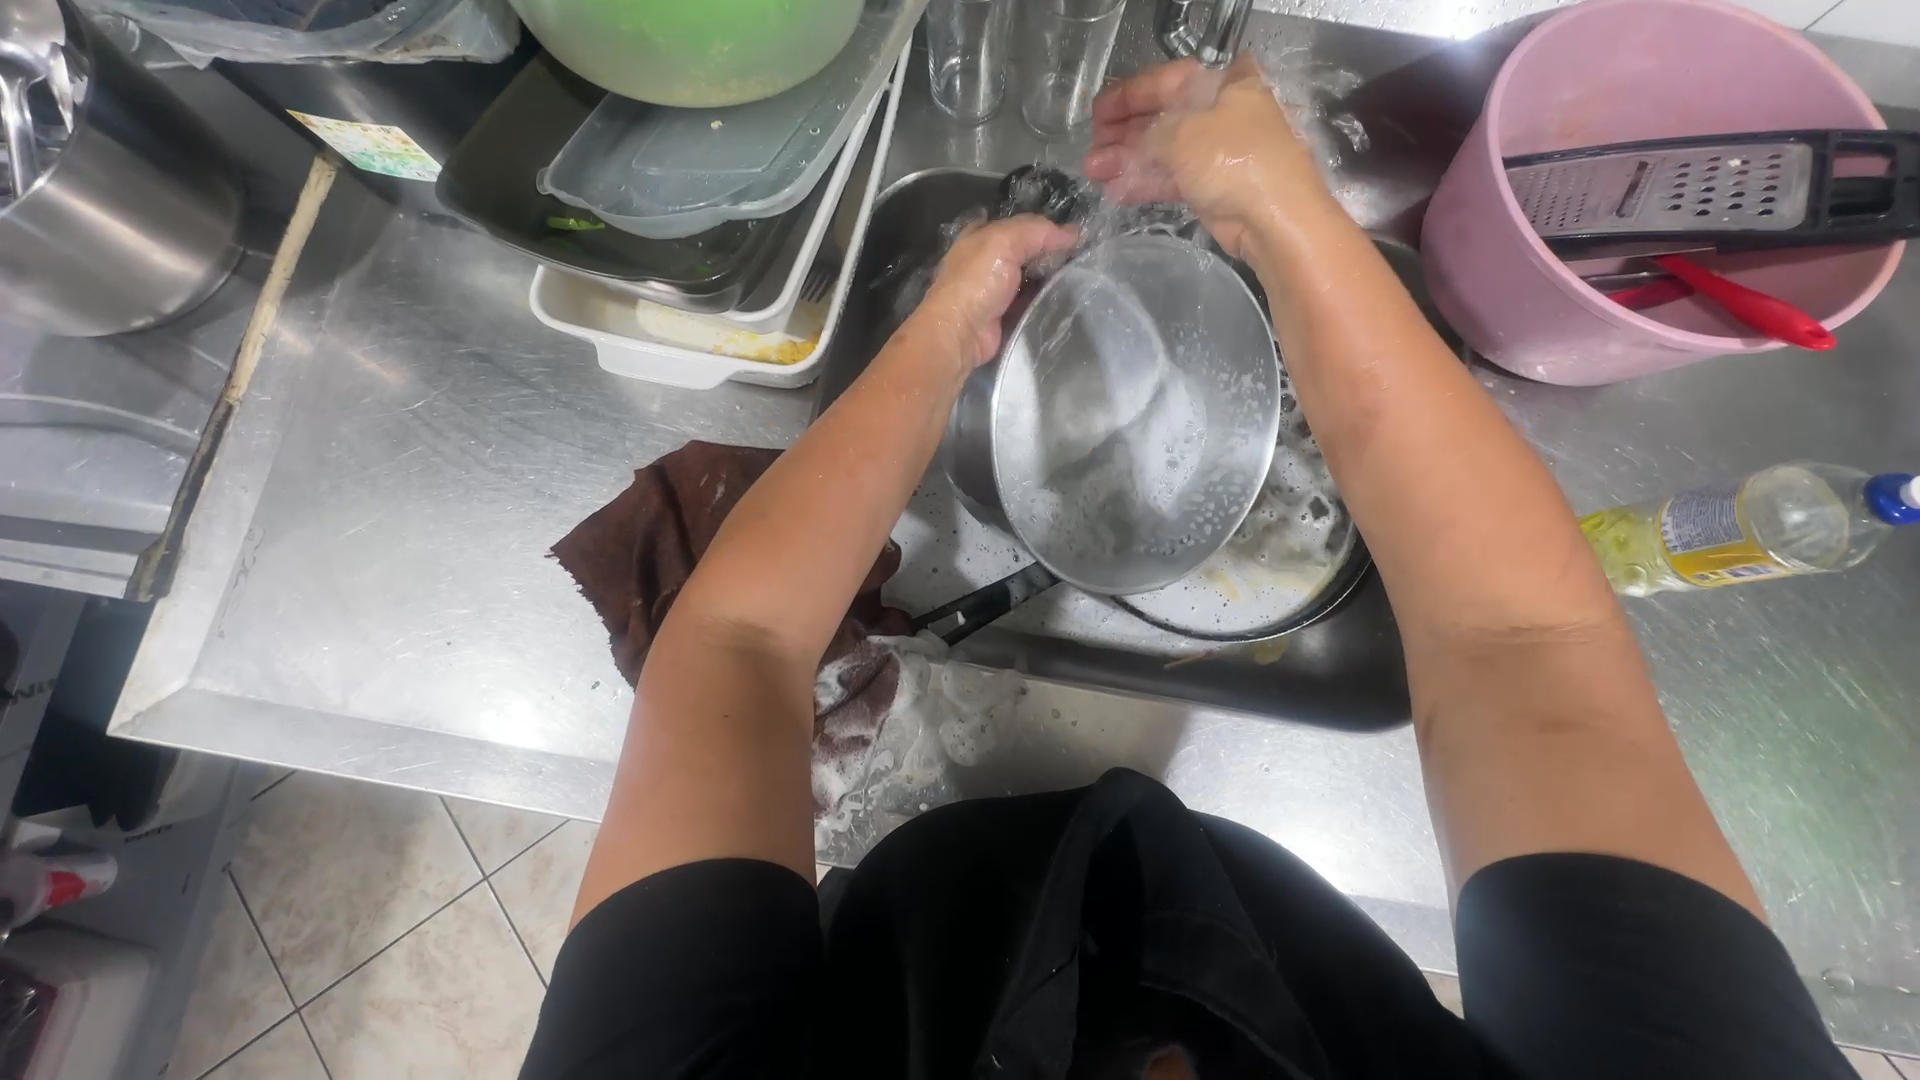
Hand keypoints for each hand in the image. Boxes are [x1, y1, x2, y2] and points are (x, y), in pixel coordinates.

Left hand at [910, 215, 1078, 369]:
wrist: (960, 332)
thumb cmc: (976, 281)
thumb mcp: (1005, 241)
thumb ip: (1038, 232)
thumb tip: (1074, 233)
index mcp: (983, 235)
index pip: (1021, 225)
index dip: (1047, 227)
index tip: (1075, 235)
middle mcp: (989, 260)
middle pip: (1029, 252)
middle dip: (1052, 253)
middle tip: (1083, 256)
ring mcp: (997, 289)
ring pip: (1033, 278)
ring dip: (1053, 278)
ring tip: (1083, 276)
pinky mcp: (1006, 315)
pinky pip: (1032, 302)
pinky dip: (1047, 300)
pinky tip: (1067, 297)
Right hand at [1083, 57, 1332, 259]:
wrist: (1273, 218)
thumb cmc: (1234, 161)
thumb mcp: (1183, 134)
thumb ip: (1149, 133)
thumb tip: (1128, 142)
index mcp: (1223, 85)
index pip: (1166, 81)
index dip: (1129, 96)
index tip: (1097, 111)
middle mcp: (1220, 114)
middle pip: (1162, 117)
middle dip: (1123, 133)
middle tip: (1091, 144)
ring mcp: (1215, 154)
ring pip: (1161, 152)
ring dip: (1126, 161)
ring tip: (1092, 171)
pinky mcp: (1210, 188)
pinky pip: (1169, 180)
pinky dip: (1143, 184)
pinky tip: (1114, 191)